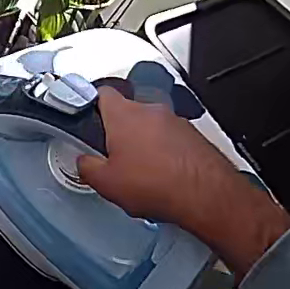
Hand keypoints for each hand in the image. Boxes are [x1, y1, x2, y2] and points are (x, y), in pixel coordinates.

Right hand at [76, 88, 289, 276]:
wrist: (205, 194)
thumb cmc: (157, 184)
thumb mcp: (106, 183)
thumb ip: (87, 167)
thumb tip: (84, 162)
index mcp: (124, 115)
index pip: (103, 93)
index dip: (92, 103)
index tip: (89, 114)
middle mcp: (151, 111)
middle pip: (127, 113)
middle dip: (120, 133)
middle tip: (114, 156)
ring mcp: (175, 121)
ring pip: (151, 127)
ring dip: (144, 144)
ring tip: (141, 172)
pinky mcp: (193, 136)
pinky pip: (171, 140)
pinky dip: (165, 153)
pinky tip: (162, 176)